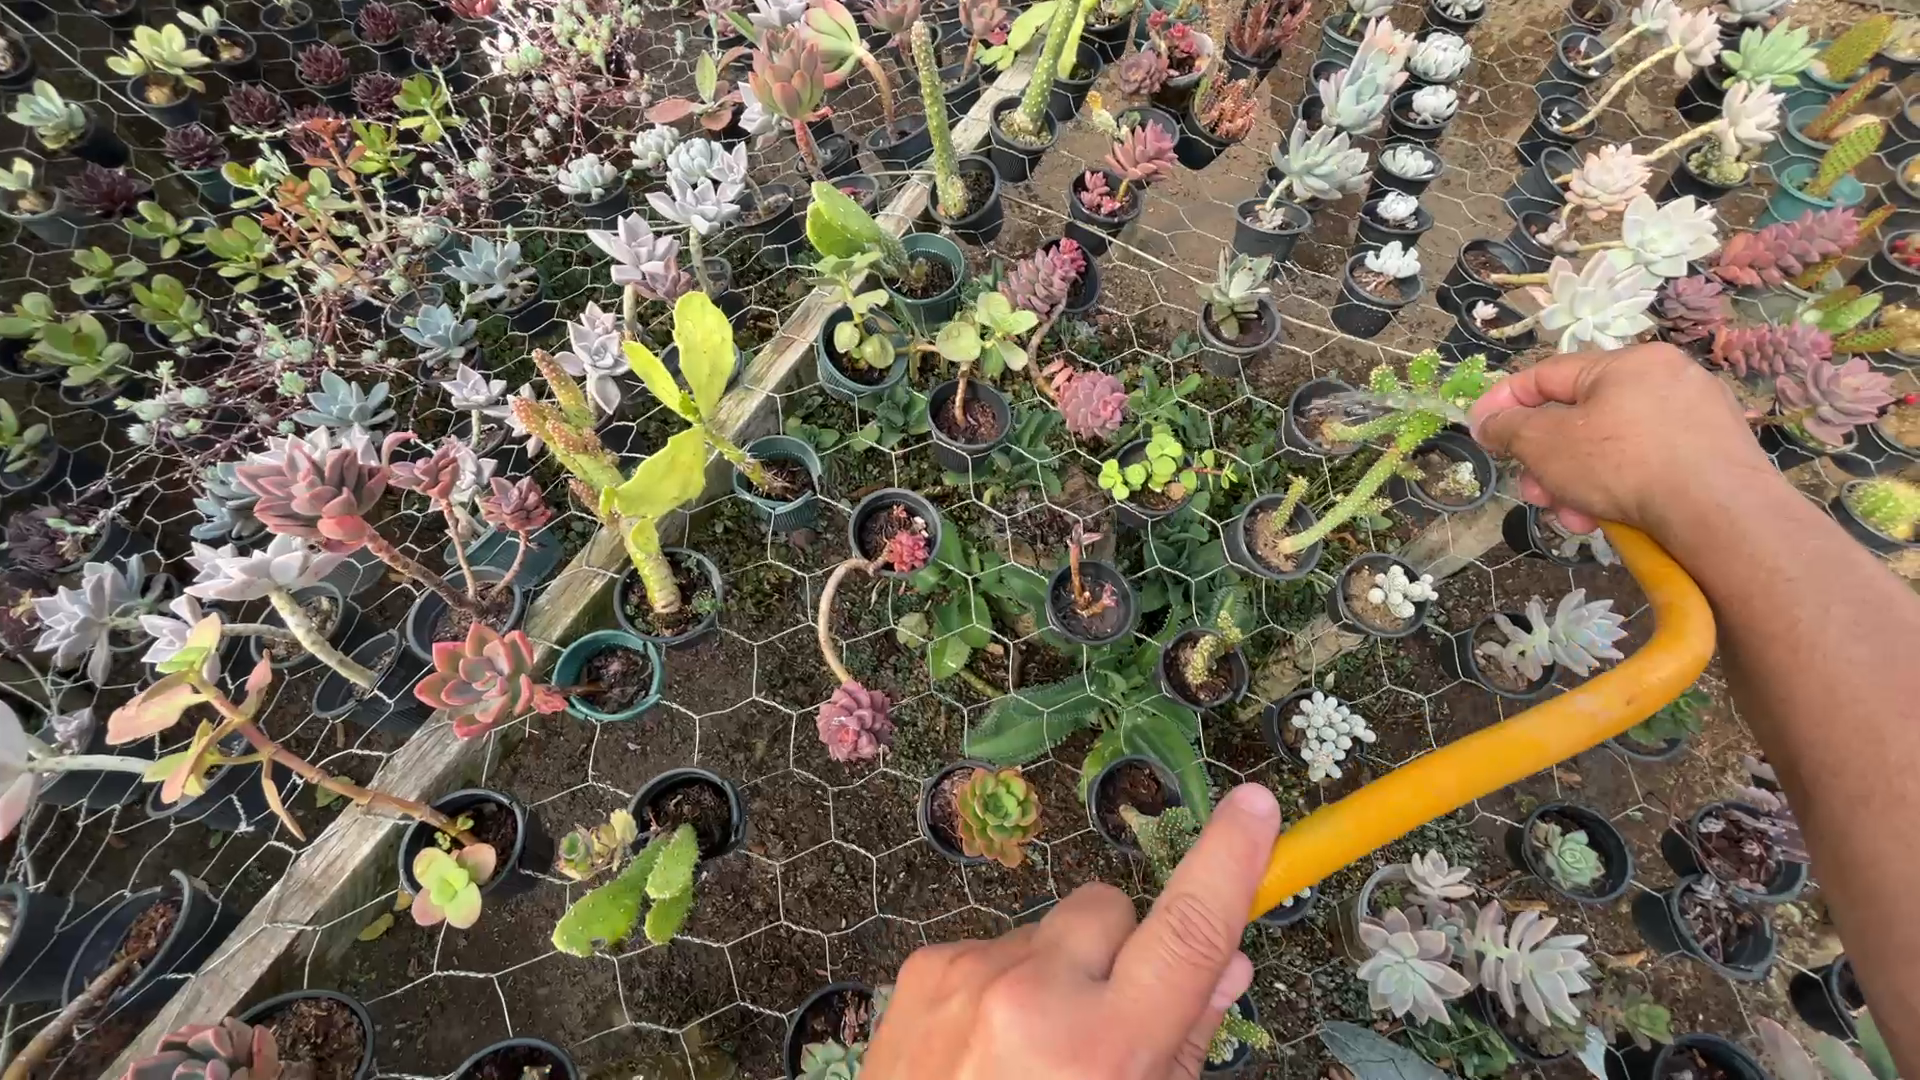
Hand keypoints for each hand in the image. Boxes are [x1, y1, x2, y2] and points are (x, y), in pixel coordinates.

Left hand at [862, 785, 1282, 1078]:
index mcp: (1100, 1051)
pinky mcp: (925, 963)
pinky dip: (1003, 983)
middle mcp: (1032, 993)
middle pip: (1108, 907)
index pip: (1186, 934)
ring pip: (1049, 928)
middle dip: (1119, 950)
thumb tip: (1228, 962)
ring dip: (1056, 970)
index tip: (1255, 804)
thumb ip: (1181, 1045)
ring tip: (1029, 1047)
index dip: (1229, 862)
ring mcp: (971, 969)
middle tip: (1100, 1021)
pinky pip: (994, 946)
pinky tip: (979, 1047)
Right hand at [1466, 344, 1775, 538]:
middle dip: (1543, 460)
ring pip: (1604, 446)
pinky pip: (1639, 464)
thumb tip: (1488, 421)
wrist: (1719, 513)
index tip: (1478, 431)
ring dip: (1572, 481)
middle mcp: (1665, 379)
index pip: (1546, 374)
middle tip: (1531, 490)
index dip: (1503, 402)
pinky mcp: (1710, 452)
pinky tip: (1603, 516)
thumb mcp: (1541, 441)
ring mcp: (1694, 416)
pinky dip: (1610, 488)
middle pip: (1575, 417)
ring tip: (1570, 515)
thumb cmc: (1620, 464)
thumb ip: (1506, 426)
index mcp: (1627, 363)